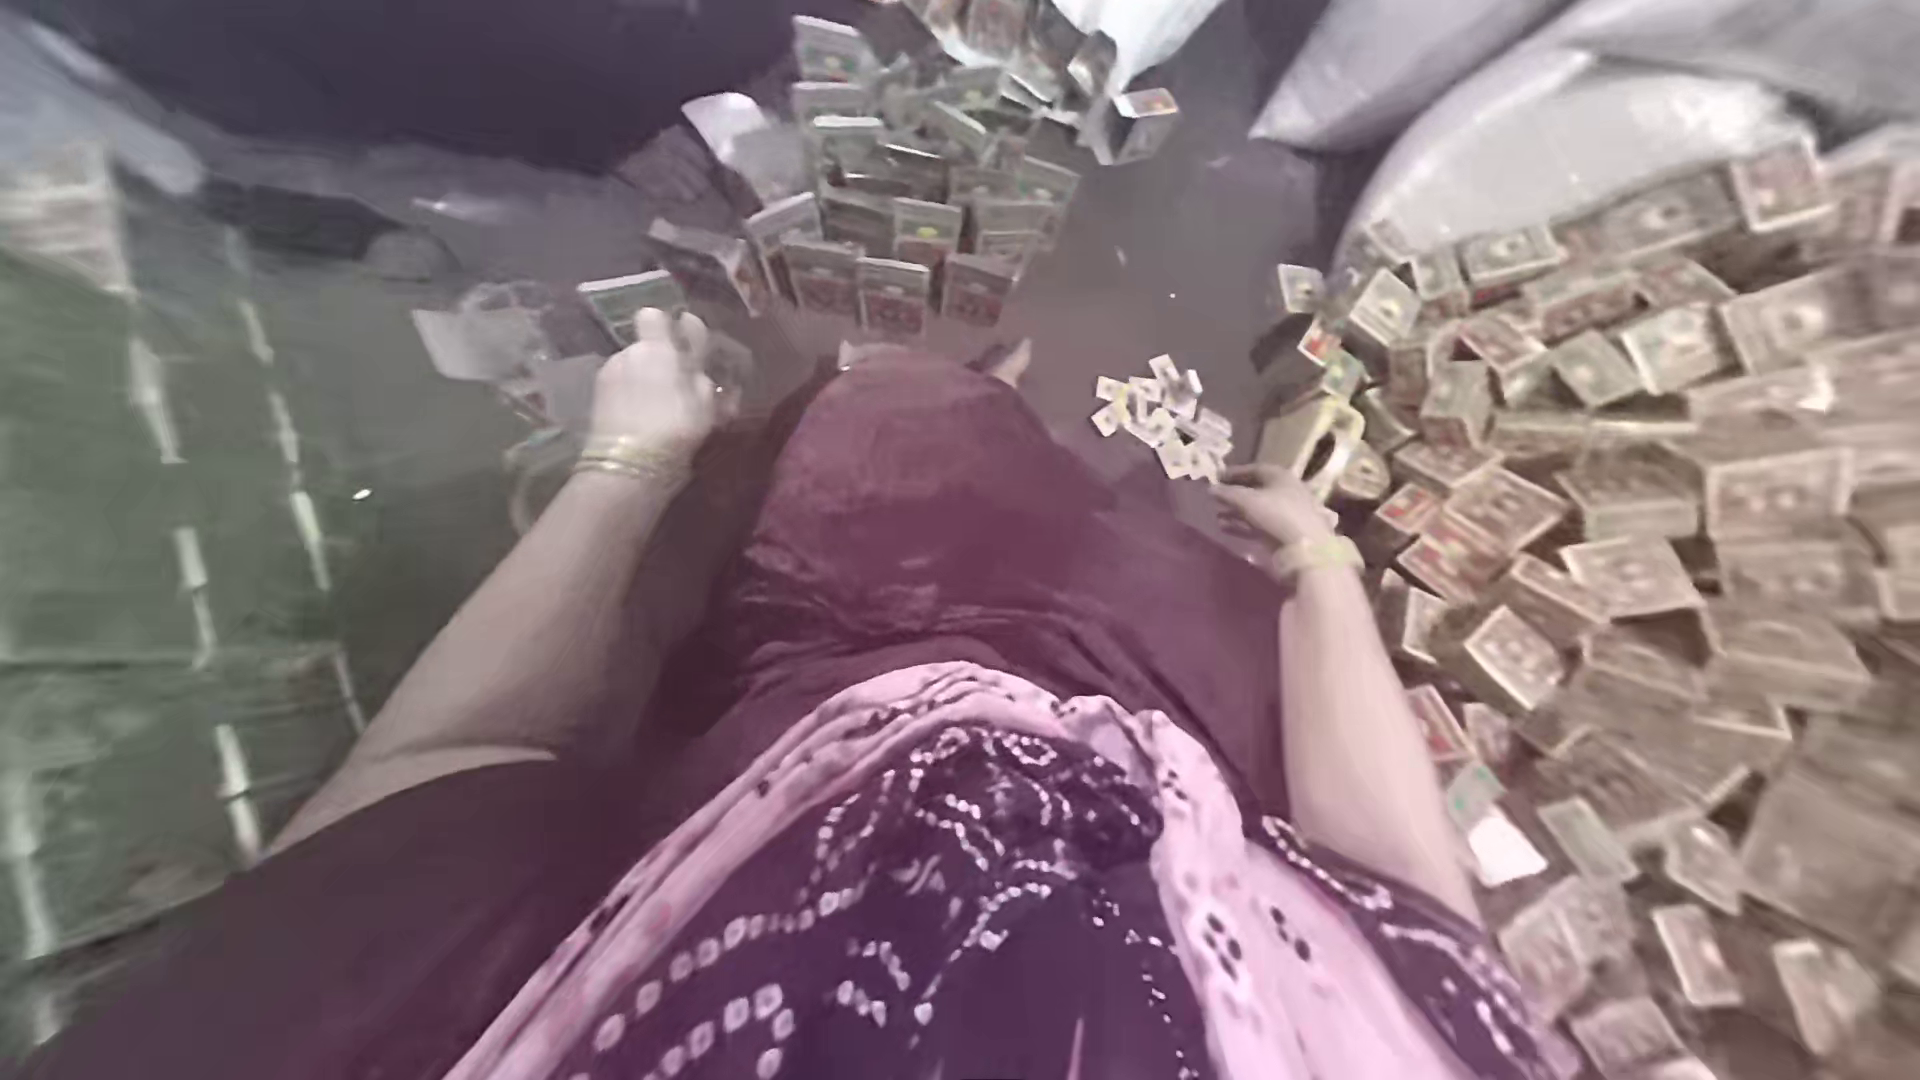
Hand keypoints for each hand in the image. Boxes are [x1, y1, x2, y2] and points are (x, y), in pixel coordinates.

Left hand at [591, 308, 726, 461]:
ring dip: (646, 380)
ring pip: (633, 368)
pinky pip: (622, 386)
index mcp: (657, 350)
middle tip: (679, 386)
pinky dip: (633, 395)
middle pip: (646, 347)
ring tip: (660, 408)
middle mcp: (628, 353)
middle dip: (661, 360)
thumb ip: (700, 368)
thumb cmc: (677, 427)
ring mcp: (609, 374)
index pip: (655, 317)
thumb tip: (694, 349)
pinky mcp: (598, 396)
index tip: (685, 345)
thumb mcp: (705, 401)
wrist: (631, 463)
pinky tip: (643, 418)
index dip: (669, 327)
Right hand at [1212, 464, 1338, 547]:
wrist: (1304, 548)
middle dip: (1234, 494)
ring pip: (1255, 508)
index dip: (1234, 472)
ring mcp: (1284, 512)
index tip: (1216, 478)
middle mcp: (1284, 491)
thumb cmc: (1276, 514)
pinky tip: (1224, 528)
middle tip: (1216, 497)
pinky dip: (1241, 524)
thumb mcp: (1246, 500)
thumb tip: (1210, 488)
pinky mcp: (1282, 531)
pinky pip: (1257, 524)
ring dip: (1235, 511)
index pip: (1254, 469)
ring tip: (1216, 515)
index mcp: (1280, 477)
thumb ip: (1226, 493)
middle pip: (1255, 489)